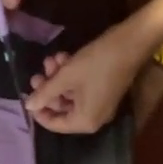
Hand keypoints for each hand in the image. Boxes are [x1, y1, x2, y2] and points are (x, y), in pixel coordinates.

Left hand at [25, 23, 149, 133]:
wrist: (134, 39)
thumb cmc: (97, 62)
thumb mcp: (65, 77)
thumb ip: (44, 94)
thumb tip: (28, 107)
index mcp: (84, 122)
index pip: (55, 124)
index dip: (39, 111)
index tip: (28, 97)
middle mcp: (93, 118)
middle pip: (62, 108)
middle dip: (48, 89)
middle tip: (37, 74)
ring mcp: (100, 103)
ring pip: (70, 94)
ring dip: (58, 77)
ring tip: (49, 60)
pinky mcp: (105, 88)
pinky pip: (82, 87)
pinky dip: (71, 74)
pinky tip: (62, 56)